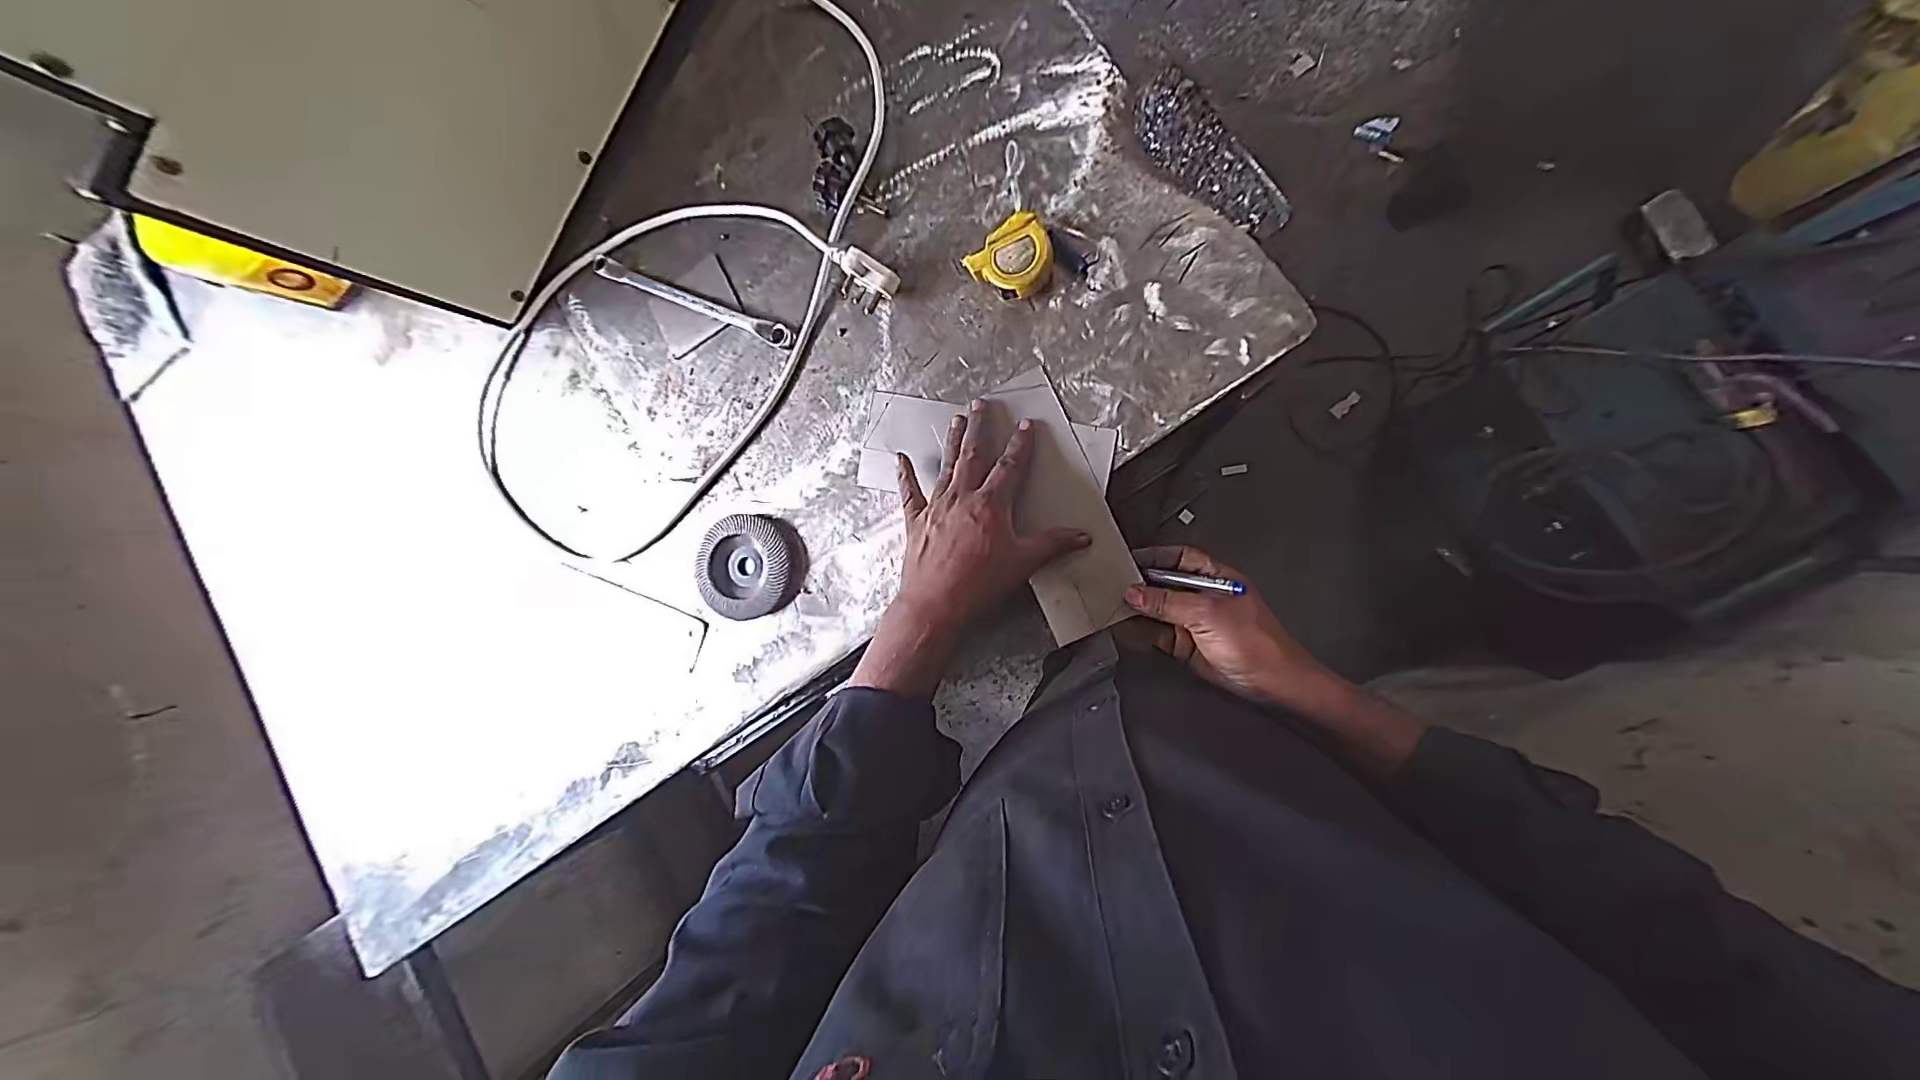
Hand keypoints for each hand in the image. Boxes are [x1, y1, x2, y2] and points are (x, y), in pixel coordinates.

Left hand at [850, 401, 1091, 696]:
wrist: (936, 603)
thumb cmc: (977, 584)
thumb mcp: (1023, 563)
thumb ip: (1053, 545)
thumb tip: (1079, 537)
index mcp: (991, 505)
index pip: (1010, 466)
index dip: (1020, 444)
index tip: (1025, 426)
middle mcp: (962, 498)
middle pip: (974, 454)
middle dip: (980, 427)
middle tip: (981, 405)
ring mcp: (937, 507)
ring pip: (947, 466)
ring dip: (953, 441)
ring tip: (956, 420)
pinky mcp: (916, 521)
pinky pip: (910, 492)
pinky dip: (906, 475)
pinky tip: (902, 459)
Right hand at [1122, 546, 1330, 708]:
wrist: (1270, 681)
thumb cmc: (1257, 643)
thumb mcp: (1207, 613)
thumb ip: (1168, 602)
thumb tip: (1136, 594)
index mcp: (1216, 578)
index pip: (1180, 558)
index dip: (1155, 557)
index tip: (1131, 560)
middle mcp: (1205, 597)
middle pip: (1165, 584)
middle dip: (1142, 585)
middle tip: (1118, 585)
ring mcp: (1196, 621)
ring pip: (1160, 610)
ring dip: (1140, 609)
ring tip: (1118, 606)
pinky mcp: (1188, 644)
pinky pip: (1159, 633)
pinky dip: (1143, 631)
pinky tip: (1129, 628)